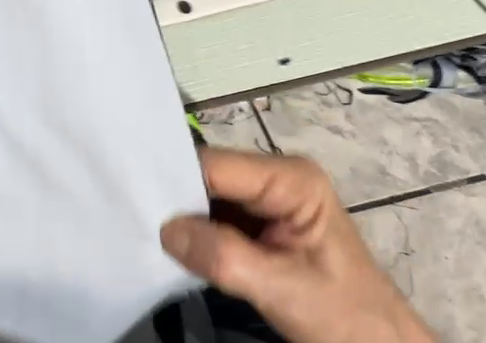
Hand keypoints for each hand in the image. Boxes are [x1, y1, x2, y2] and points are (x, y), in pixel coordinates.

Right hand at [162, 149, 434, 342]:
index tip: (138, 203)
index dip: (176, 183)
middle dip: (177, 201)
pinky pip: (212, 215)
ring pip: (204, 195)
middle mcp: (275, 177)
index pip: (215, 166)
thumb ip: (225, 257)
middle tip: (139, 220)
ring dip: (182, 219)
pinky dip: (193, 233)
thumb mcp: (286, 291)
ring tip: (149, 232)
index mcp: (291, 178)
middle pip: (206, 175)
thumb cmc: (347, 319)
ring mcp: (266, 199)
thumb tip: (166, 230)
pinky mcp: (257, 223)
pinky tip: (173, 244)